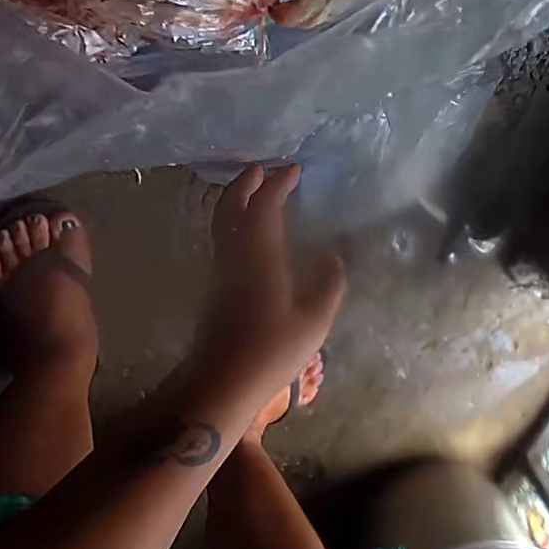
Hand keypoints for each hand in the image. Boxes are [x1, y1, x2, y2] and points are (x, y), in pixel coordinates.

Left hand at [189, 164, 346, 405]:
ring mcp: (221, 271)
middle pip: (230, 205)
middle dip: (246, 183)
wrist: (224, 379)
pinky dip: (235, 223)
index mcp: (259, 255)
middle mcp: (234, 255)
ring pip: (222, 222)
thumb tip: (331, 259)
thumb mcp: (315, 319)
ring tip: (255, 193)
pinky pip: (223, 239)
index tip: (293, 170)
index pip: (264, 205)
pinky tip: (252, 235)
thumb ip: (328, 284)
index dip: (277, 183)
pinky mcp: (216, 288)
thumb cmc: (272, 349)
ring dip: (236, 201)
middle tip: (262, 169)